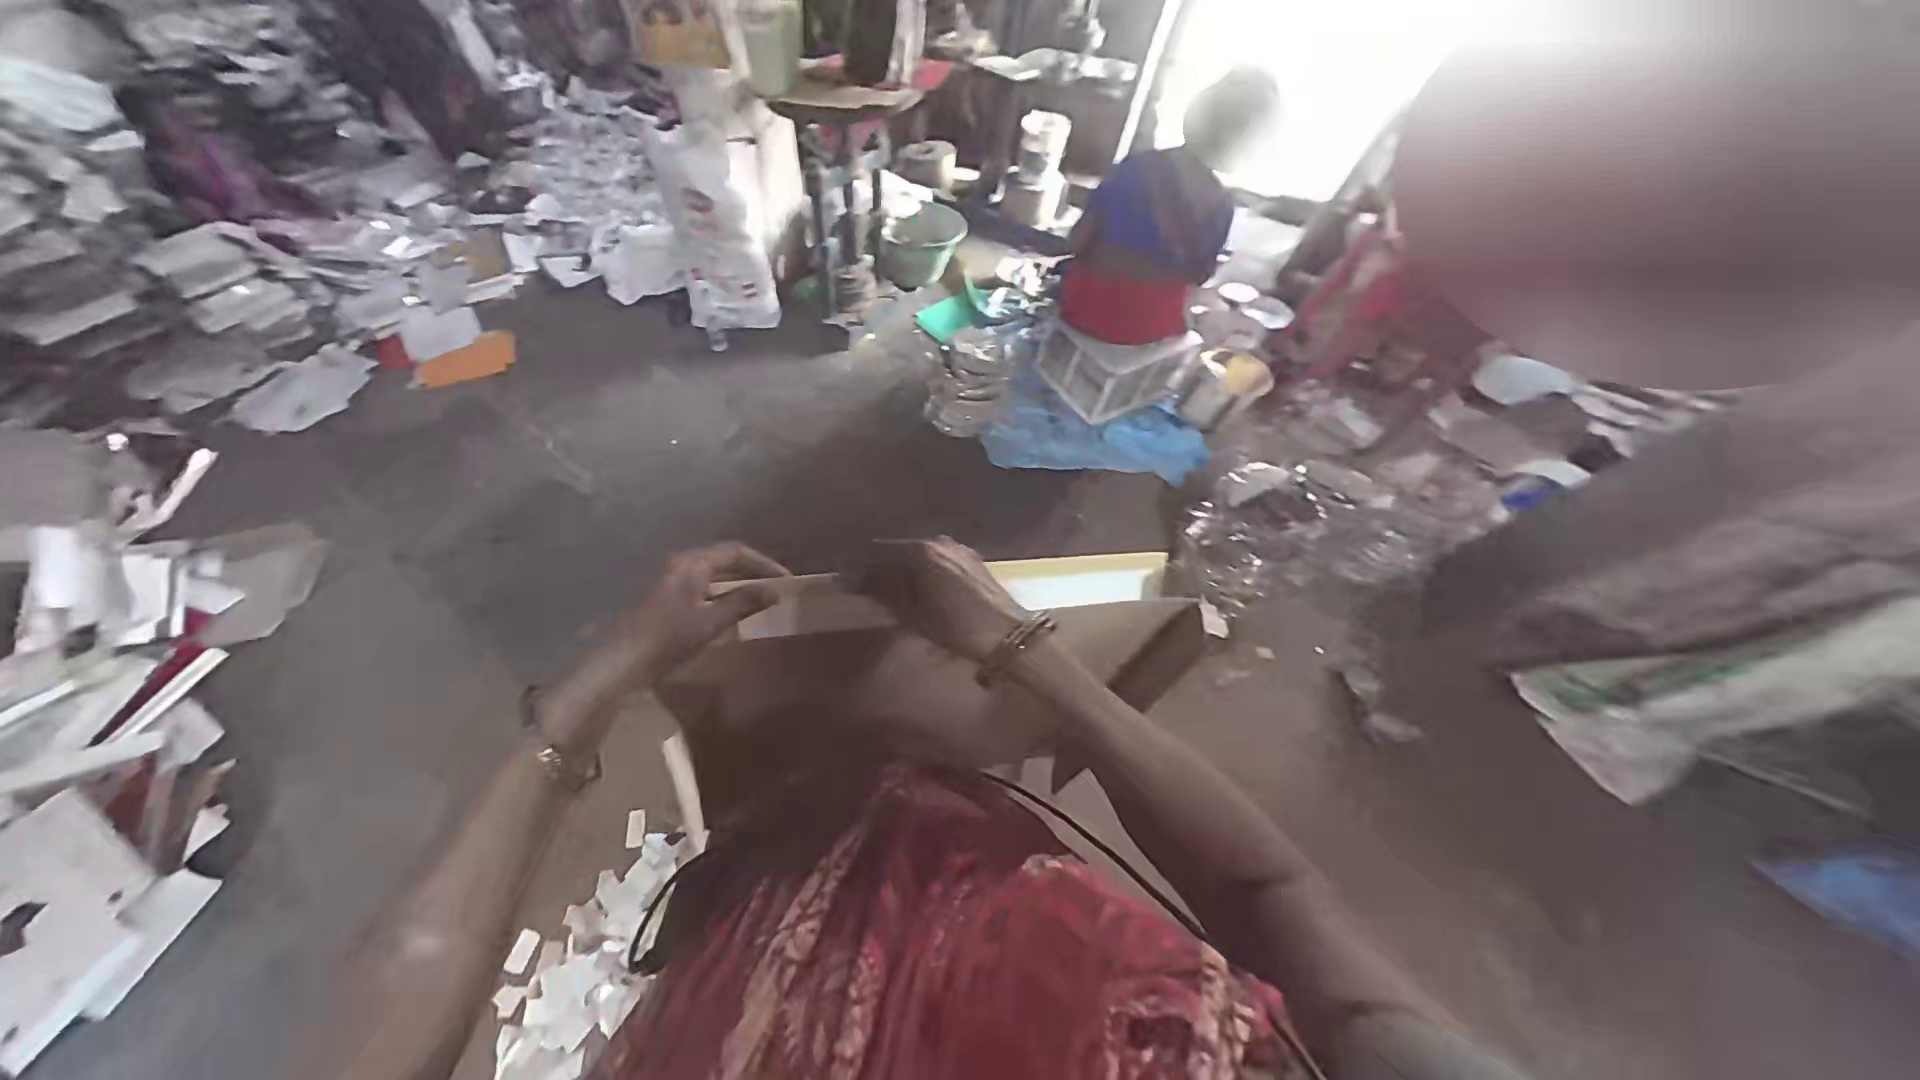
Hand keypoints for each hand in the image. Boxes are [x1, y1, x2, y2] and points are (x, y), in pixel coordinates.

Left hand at [619, 542, 790, 676]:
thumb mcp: (711, 622)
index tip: (784, 579)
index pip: (736, 552)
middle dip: (753, 571)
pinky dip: (725, 591)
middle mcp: (682, 565)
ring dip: (739, 581)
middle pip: (724, 559)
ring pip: (714, 573)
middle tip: (776, 586)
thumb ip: (743, 602)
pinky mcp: (668, 597)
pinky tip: (733, 607)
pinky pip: (705, 584)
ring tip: (760, 596)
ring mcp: (673, 580)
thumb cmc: (669, 639)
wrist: (623, 664)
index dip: (763, 563)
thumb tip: (773, 591)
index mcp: (693, 565)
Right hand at [857, 537, 1026, 661]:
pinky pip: (936, 560)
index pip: (878, 551)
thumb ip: (883, 590)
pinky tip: (921, 589)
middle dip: (880, 567)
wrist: (1006, 634)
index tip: (846, 582)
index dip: (859, 567)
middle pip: (898, 549)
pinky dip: (923, 571)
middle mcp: (938, 542)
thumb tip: (854, 577)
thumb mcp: (912, 613)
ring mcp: (958, 549)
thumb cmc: (956, 627)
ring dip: (903, 568)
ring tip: (892, 591)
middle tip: (866, 588)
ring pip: (919, 554)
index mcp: (920, 550)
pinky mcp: (971, 560)